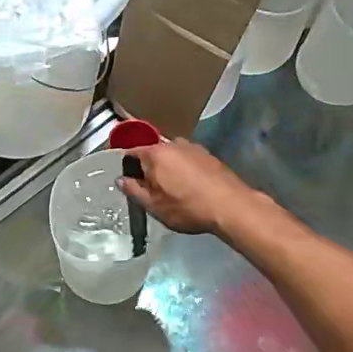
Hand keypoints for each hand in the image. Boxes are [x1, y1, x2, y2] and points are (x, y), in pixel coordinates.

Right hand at [117, 139, 267, 236]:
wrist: (230, 206)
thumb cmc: (188, 208)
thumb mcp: (155, 206)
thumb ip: (134, 191)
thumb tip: (122, 179)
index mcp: (155, 153)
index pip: (130, 153)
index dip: (127, 168)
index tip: (131, 183)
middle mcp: (173, 143)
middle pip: (153, 153)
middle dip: (150, 169)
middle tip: (153, 192)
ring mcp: (193, 147)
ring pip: (172, 156)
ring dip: (169, 169)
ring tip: (175, 191)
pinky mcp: (209, 155)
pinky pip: (189, 160)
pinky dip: (186, 170)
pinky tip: (192, 188)